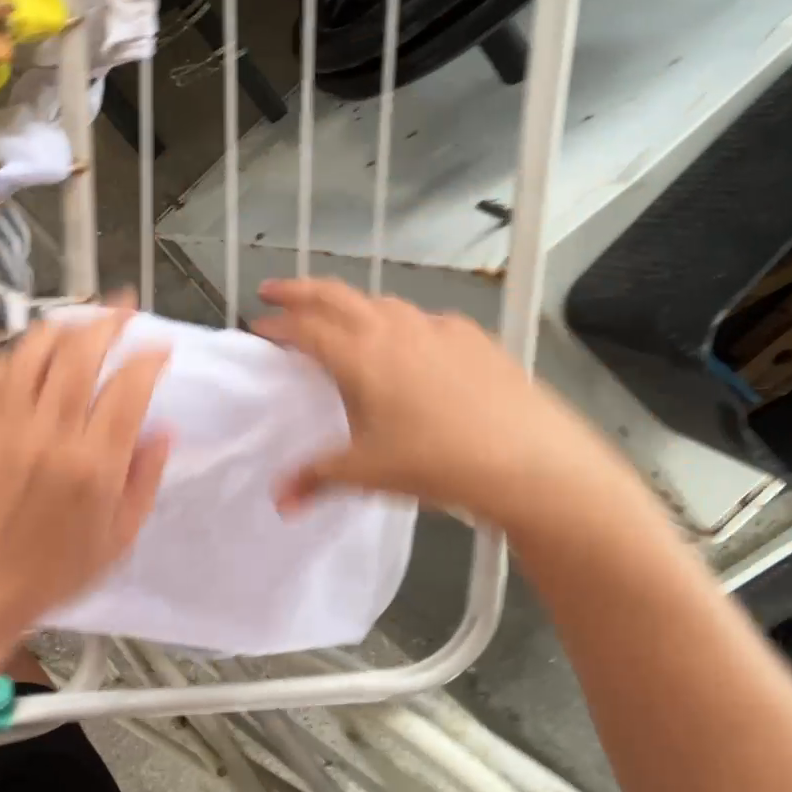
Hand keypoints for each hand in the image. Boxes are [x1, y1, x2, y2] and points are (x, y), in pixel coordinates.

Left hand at [0, 306, 171, 644]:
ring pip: (33, 353)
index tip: (160, 345)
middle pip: (80, 355)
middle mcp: (49, 433)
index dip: (148, 357)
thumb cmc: (53, 572)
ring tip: (79, 318)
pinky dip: (16, 354)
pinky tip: (31, 351)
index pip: (128, 388)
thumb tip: (162, 430)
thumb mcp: (117, 538)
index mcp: (92, 463)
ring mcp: (5, 425)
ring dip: (60, 327)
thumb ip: (143, 479)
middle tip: (124, 308)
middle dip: (107, 322)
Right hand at [252, 279, 646, 534]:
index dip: (276, 325)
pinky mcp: (474, 338)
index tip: (258, 327)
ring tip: (338, 317)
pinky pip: (424, 319)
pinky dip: (400, 322)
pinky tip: (408, 344)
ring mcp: (437, 329)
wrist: (534, 464)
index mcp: (359, 356)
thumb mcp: (366, 474)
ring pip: (380, 302)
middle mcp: (394, 331)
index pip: (304, 327)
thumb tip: (280, 502)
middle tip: (274, 289)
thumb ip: (315, 479)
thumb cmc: (437, 464)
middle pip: (335, 295)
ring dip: (350, 303)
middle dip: (299, 289)